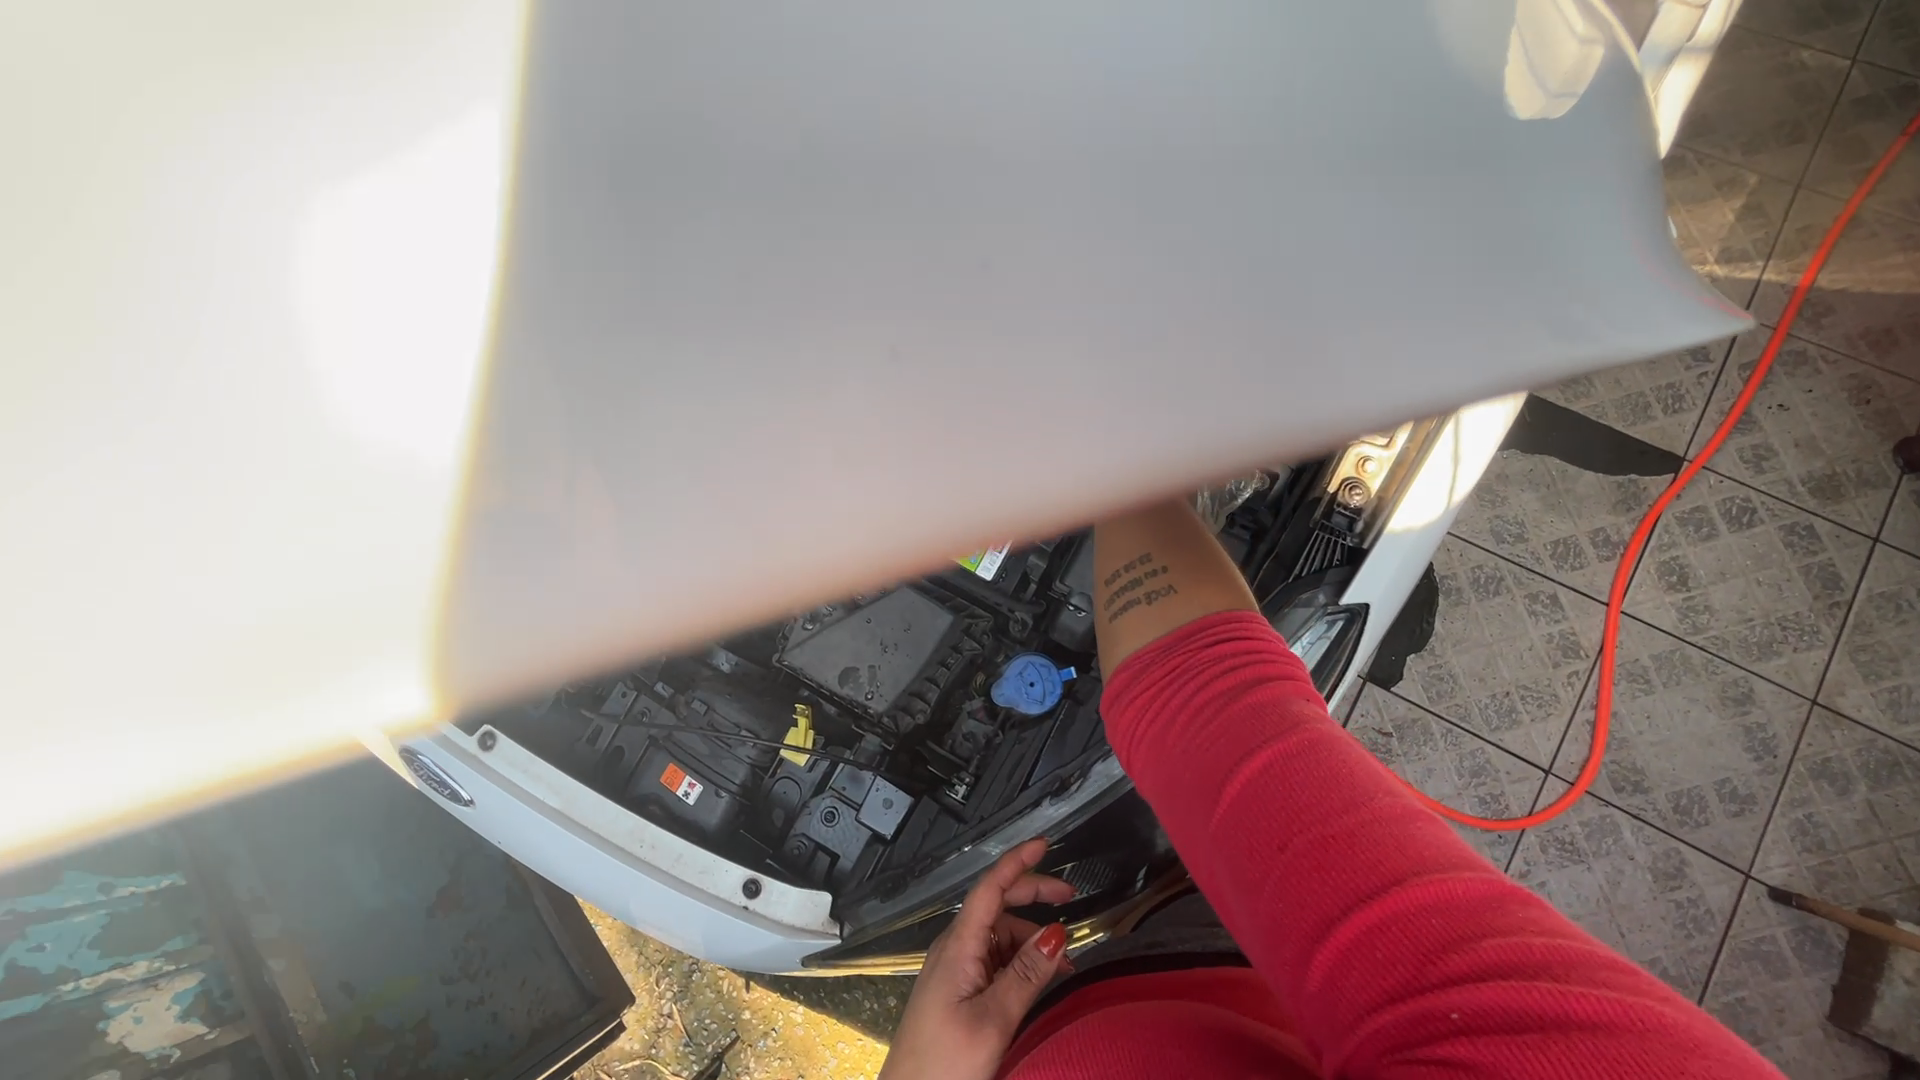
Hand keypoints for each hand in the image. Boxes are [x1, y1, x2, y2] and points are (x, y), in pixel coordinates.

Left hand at [879, 839, 1074, 1079]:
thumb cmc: (945, 1064)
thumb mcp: (993, 1021)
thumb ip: (1026, 975)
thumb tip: (1057, 932)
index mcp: (959, 945)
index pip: (990, 888)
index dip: (1017, 861)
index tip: (1044, 842)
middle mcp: (955, 947)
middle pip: (997, 904)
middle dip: (1033, 894)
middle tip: (1071, 896)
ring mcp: (956, 968)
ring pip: (1000, 934)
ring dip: (1032, 938)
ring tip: (1066, 962)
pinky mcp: (959, 989)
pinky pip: (995, 959)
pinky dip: (1022, 961)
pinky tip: (1042, 978)